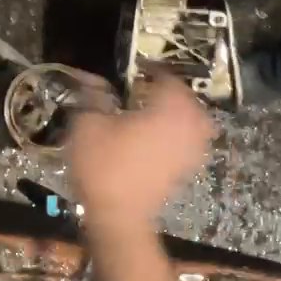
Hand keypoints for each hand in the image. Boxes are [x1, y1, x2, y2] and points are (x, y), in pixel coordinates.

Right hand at [66, 78, 212, 237]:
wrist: (118, 212)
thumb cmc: (102, 163)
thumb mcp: (88, 123)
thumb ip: (95, 96)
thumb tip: (96, 79)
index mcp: (168, 109)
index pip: (166, 77)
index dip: (149, 69)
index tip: (132, 67)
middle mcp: (189, 125)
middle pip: (185, 98)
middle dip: (166, 90)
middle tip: (141, 88)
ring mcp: (192, 148)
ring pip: (192, 119)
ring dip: (175, 111)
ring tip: (150, 110)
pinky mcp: (187, 166)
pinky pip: (188, 139)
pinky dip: (176, 132)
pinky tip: (154, 135)